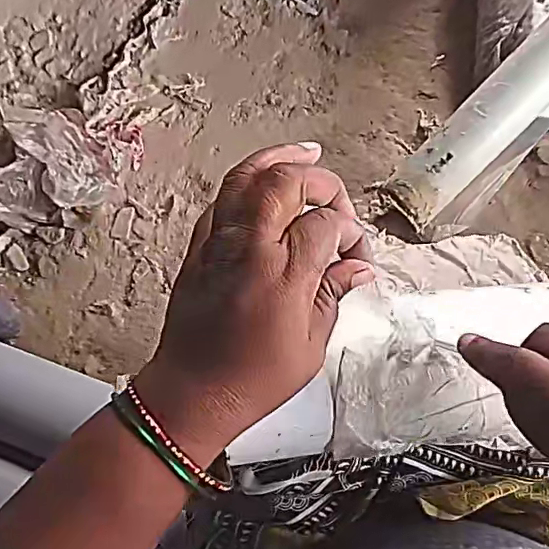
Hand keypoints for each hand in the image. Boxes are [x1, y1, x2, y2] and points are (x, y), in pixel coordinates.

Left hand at [136, 143, 374, 459]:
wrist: (192, 393)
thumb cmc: (246, 380)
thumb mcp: (309, 346)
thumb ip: (333, 296)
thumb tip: (356, 270)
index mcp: (282, 278)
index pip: (325, 224)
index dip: (348, 231)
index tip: (353, 252)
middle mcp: (247, 252)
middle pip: (285, 184)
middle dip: (319, 182)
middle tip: (334, 198)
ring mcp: (218, 248)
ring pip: (245, 180)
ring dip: (276, 160)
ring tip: (302, 155)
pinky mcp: (198, 252)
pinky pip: (221, 202)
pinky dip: (245, 185)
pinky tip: (261, 188)